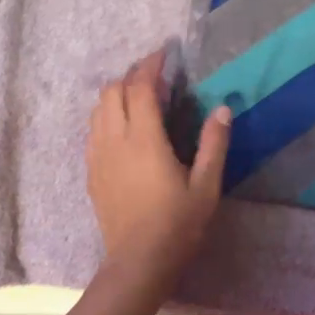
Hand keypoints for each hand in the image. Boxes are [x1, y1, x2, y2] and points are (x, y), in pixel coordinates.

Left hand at [86, 49, 231, 280]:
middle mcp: (115, 140)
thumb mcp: (207, 185)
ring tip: (140, 97)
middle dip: (132, 76)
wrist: (138, 262)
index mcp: (144, 139)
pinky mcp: (92, 172)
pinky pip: (93, 130)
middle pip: (112, 91)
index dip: (152, 66)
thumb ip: (214, 143)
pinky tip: (125, 128)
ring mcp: (98, 156)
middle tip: (156, 75)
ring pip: (98, 109)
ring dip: (117, 94)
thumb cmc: (178, 223)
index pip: (141, 88)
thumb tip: (222, 108)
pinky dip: (107, 115)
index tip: (165, 53)